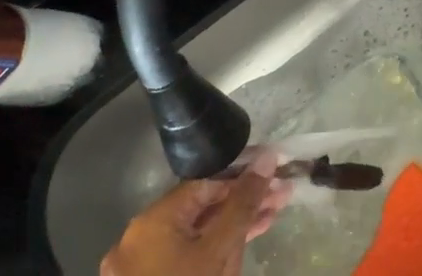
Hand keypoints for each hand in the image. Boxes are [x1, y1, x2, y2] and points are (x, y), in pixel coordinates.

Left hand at [101, 150, 292, 275]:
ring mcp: (143, 263)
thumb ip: (243, 202)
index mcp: (151, 221)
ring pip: (197, 231)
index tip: (277, 173)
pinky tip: (250, 235)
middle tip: (282, 195)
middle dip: (244, 200)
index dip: (244, 175)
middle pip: (201, 206)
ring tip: (274, 214)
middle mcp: (139, 237)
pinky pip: (187, 251)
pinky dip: (215, 244)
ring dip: (235, 222)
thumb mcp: (221, 248)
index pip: (206, 182)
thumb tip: (267, 157)